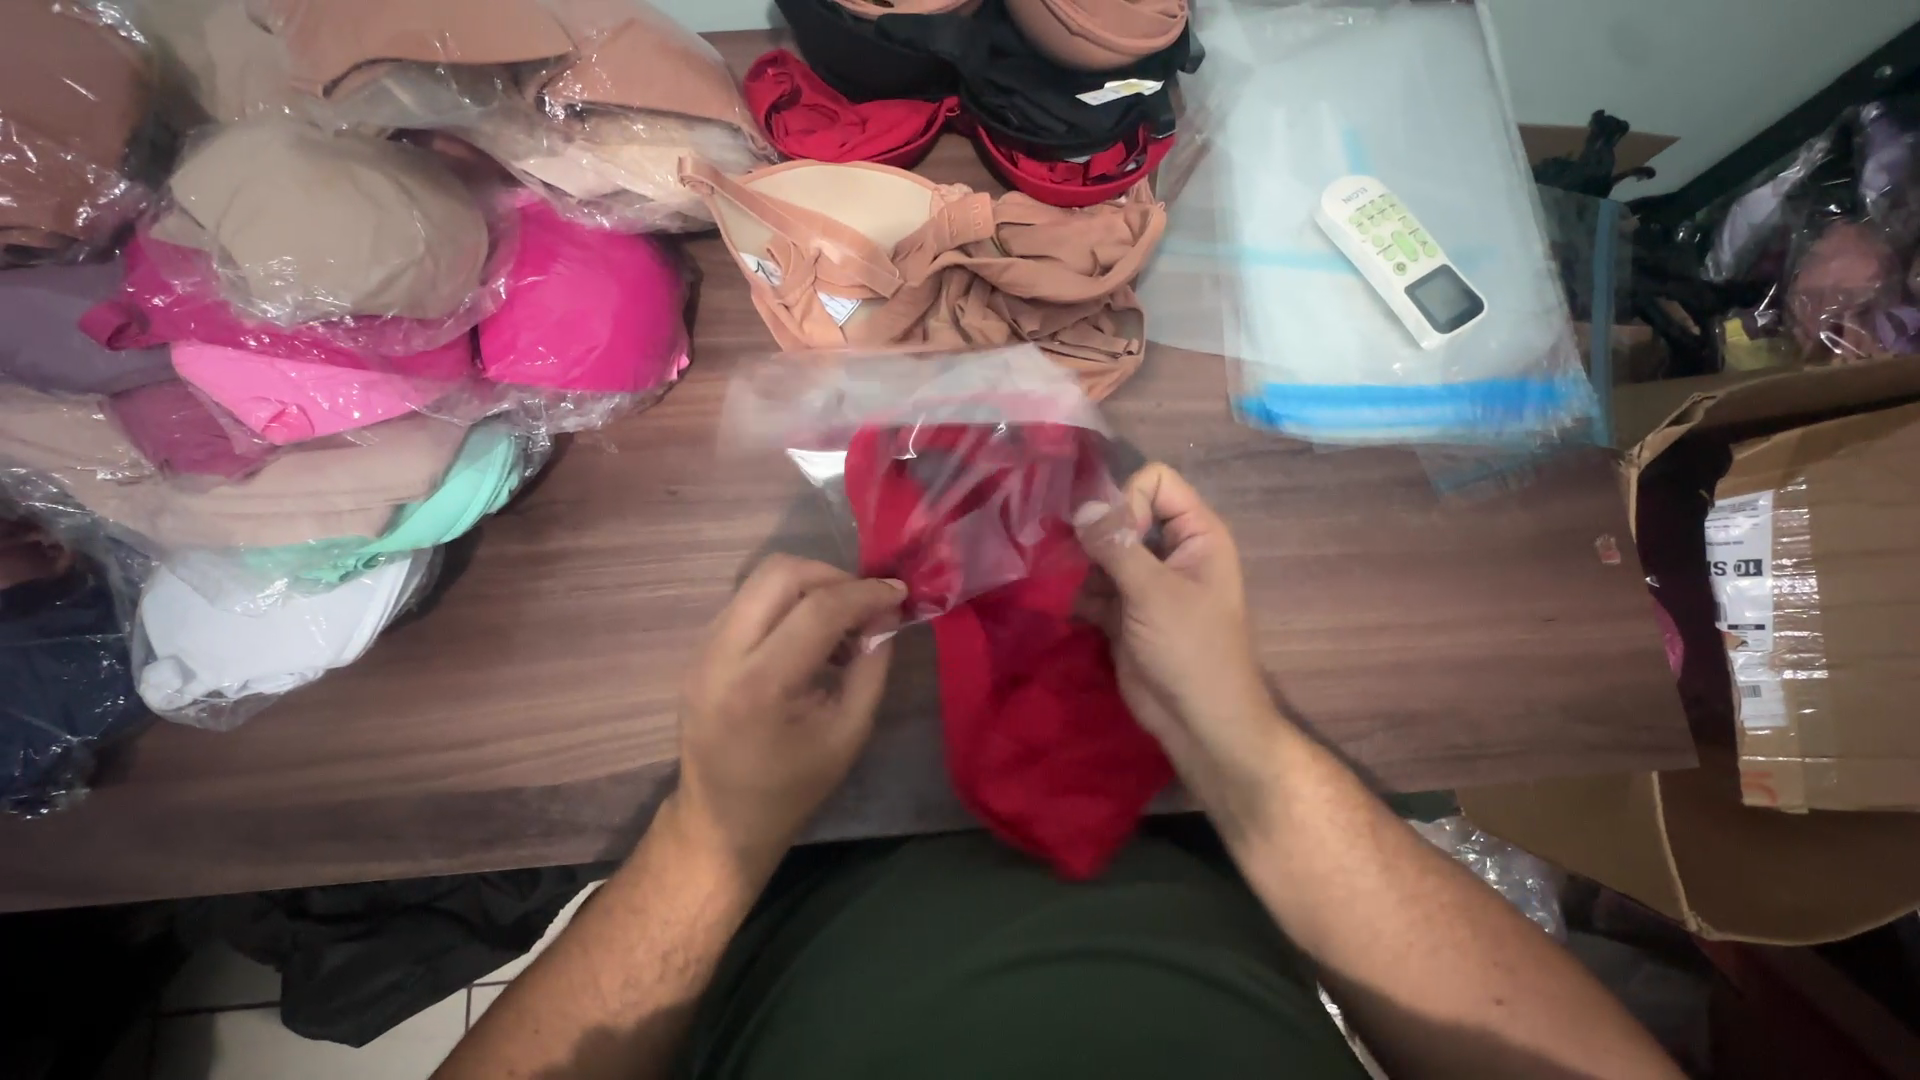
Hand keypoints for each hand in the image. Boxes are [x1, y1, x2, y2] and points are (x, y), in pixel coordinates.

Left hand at [673, 554, 904, 873]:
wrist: (720, 821)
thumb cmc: (792, 788)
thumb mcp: (849, 733)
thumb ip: (872, 666)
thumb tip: (886, 614)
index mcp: (761, 685)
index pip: (818, 609)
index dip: (865, 593)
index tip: (899, 594)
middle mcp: (722, 654)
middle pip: (780, 572)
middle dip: (833, 576)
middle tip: (865, 604)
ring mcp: (703, 647)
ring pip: (761, 580)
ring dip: (809, 587)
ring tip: (840, 624)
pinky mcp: (700, 648)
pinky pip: (749, 600)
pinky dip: (787, 603)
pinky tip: (809, 637)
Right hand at [1075, 464, 1290, 836]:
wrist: (1199, 722)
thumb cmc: (1192, 650)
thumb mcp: (1155, 593)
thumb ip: (1117, 546)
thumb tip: (1082, 505)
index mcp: (1196, 534)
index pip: (1155, 481)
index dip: (1128, 500)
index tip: (1114, 539)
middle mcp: (1171, 550)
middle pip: (1123, 513)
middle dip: (1094, 532)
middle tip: (1070, 555)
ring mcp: (1145, 581)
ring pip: (1102, 550)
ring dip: (1079, 564)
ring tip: (1061, 581)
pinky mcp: (1123, 611)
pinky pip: (1092, 585)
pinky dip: (1076, 592)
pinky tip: (1064, 605)